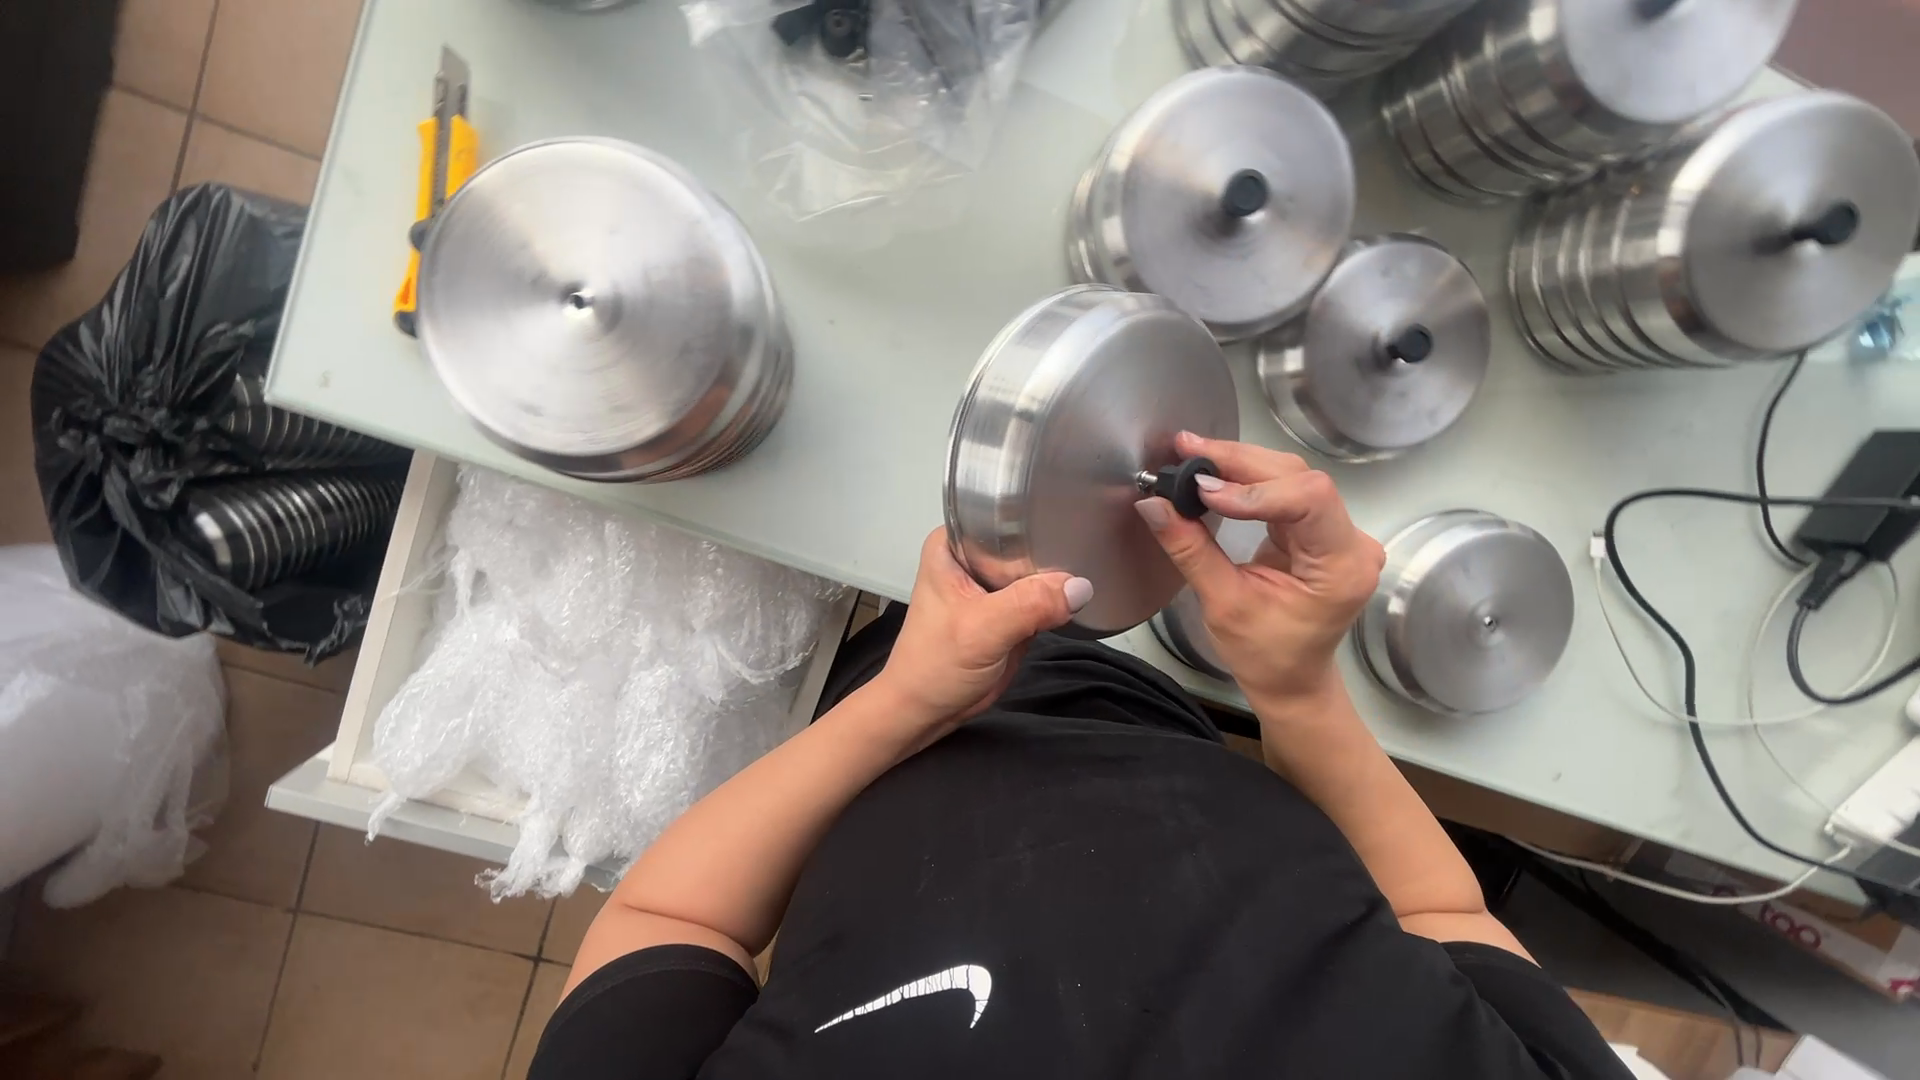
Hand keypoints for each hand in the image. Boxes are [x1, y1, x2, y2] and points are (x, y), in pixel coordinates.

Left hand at [869, 529, 1092, 738]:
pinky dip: (1057, 601)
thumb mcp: (981, 630)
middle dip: (1053, 551)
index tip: (1072, 523)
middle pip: (1025, 541)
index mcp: (952, 545)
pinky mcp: (1008, 611)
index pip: (1002, 516)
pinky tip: (1079, 596)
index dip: (1035, 520)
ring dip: (1059, 577)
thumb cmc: (937, 666)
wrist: (926, 712)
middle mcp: (972, 557)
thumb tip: (1080, 586)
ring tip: (1092, 572)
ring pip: (1036, 569)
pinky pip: (1040, 597)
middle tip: (1090, 551)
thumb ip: (1028, 604)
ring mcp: (991, 585)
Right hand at [1134, 432, 1383, 702]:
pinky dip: (1246, 478)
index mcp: (1341, 567)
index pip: (1308, 500)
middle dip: (1239, 463)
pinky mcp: (1319, 529)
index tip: (1203, 490)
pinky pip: (1284, 490)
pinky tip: (1213, 469)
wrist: (1292, 679)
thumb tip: (1154, 504)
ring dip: (1240, 463)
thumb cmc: (1265, 655)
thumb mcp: (1223, 604)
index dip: (1255, 489)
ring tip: (1192, 452)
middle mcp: (1350, 541)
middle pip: (1299, 478)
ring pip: (1291, 477)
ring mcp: (1338, 532)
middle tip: (1186, 449)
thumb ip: (1191, 550)